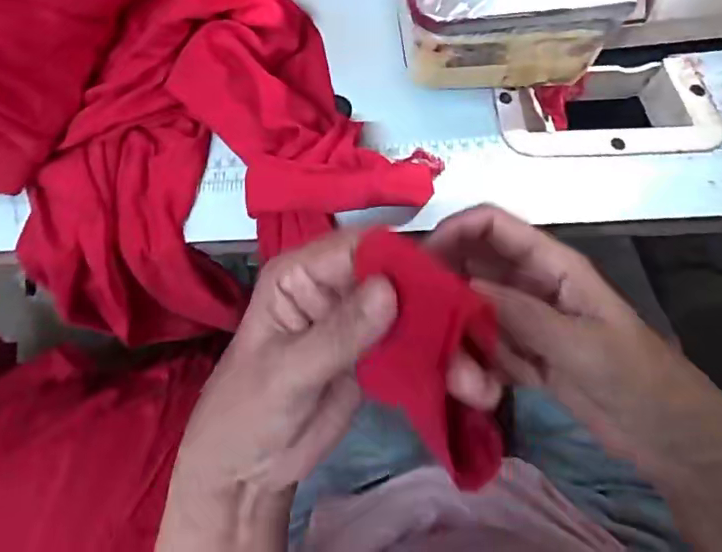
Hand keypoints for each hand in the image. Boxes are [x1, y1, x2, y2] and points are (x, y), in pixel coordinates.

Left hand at [158, 228, 499, 551]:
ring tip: (476, 369)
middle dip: (430, 299)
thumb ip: (338, 332)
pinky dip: (435, 357)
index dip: (398, 258)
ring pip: (407, 309)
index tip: (440, 282)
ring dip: (441, 334)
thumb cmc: (246, 412)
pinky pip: (410, 342)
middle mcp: (333, 284)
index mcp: (302, 272)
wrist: (246, 472)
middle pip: (391, 274)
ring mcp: (356, 317)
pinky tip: (464, 377)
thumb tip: (390, 288)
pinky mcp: (373, 349)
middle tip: (471, 324)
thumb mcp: (288, 373)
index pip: (357, 248)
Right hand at [425, 205, 721, 482]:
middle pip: (476, 267)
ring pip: (476, 313)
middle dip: (448, 290)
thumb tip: (464, 287)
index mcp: (552, 264)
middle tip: (422, 323)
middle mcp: (533, 285)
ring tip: (469, 381)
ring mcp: (529, 323)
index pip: (495, 226)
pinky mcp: (527, 359)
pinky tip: (482, 392)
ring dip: (463, 340)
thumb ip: (523, 314)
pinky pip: (486, 350)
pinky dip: (477, 367)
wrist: (672, 439)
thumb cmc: (636, 376)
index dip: (456, 230)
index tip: (421, 259)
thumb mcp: (581, 344)